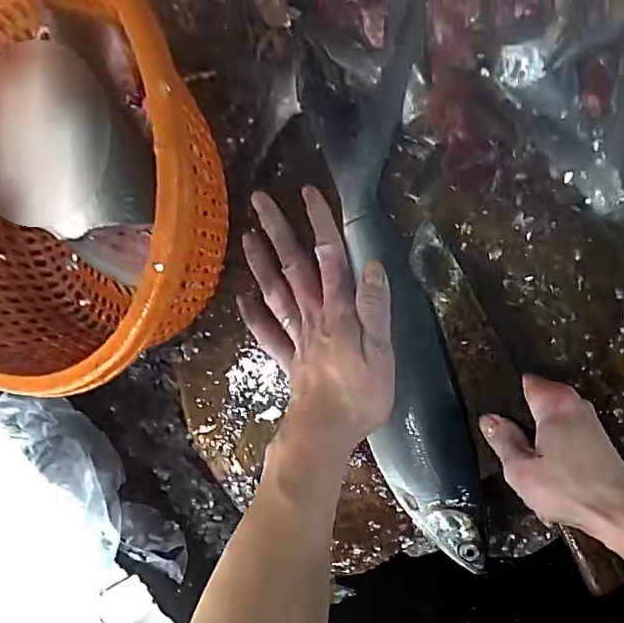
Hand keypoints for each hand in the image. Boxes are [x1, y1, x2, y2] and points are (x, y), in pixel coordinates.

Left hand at [238, 187, 395, 459]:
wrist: (325, 430)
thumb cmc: (360, 395)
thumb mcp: (380, 352)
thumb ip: (374, 310)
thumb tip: (371, 266)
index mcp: (339, 314)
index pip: (330, 260)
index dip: (320, 225)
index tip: (308, 192)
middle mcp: (313, 318)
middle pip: (294, 268)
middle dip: (280, 231)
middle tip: (260, 199)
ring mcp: (297, 339)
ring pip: (276, 293)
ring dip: (262, 263)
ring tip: (248, 235)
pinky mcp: (289, 361)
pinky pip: (266, 332)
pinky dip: (253, 313)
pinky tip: (243, 296)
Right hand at [480, 376, 623, 542]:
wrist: (616, 510)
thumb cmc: (570, 490)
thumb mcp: (521, 470)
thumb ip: (503, 441)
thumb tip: (490, 421)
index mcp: (555, 403)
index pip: (526, 384)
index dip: (509, 402)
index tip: (500, 424)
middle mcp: (576, 405)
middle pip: (540, 405)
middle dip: (525, 427)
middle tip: (516, 456)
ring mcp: (591, 423)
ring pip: (554, 427)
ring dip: (542, 445)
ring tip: (537, 473)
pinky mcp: (599, 443)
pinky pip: (568, 442)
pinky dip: (558, 457)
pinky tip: (555, 481)